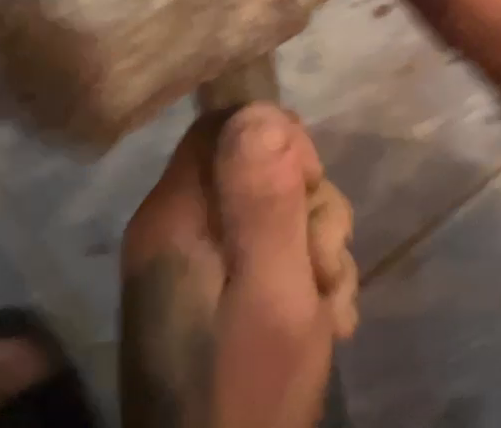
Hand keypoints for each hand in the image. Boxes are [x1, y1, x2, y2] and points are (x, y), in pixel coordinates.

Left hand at [121, 105, 355, 427]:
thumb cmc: (246, 389)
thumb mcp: (270, 292)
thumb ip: (264, 203)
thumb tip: (259, 111)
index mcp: (174, 220)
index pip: (224, 128)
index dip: (279, 143)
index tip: (310, 189)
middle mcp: (179, 232)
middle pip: (261, 170)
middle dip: (311, 209)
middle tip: (322, 265)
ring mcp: (200, 266)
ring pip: (279, 213)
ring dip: (320, 249)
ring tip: (326, 306)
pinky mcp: (220, 295)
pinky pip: (277, 254)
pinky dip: (310, 279)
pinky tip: (325, 320)